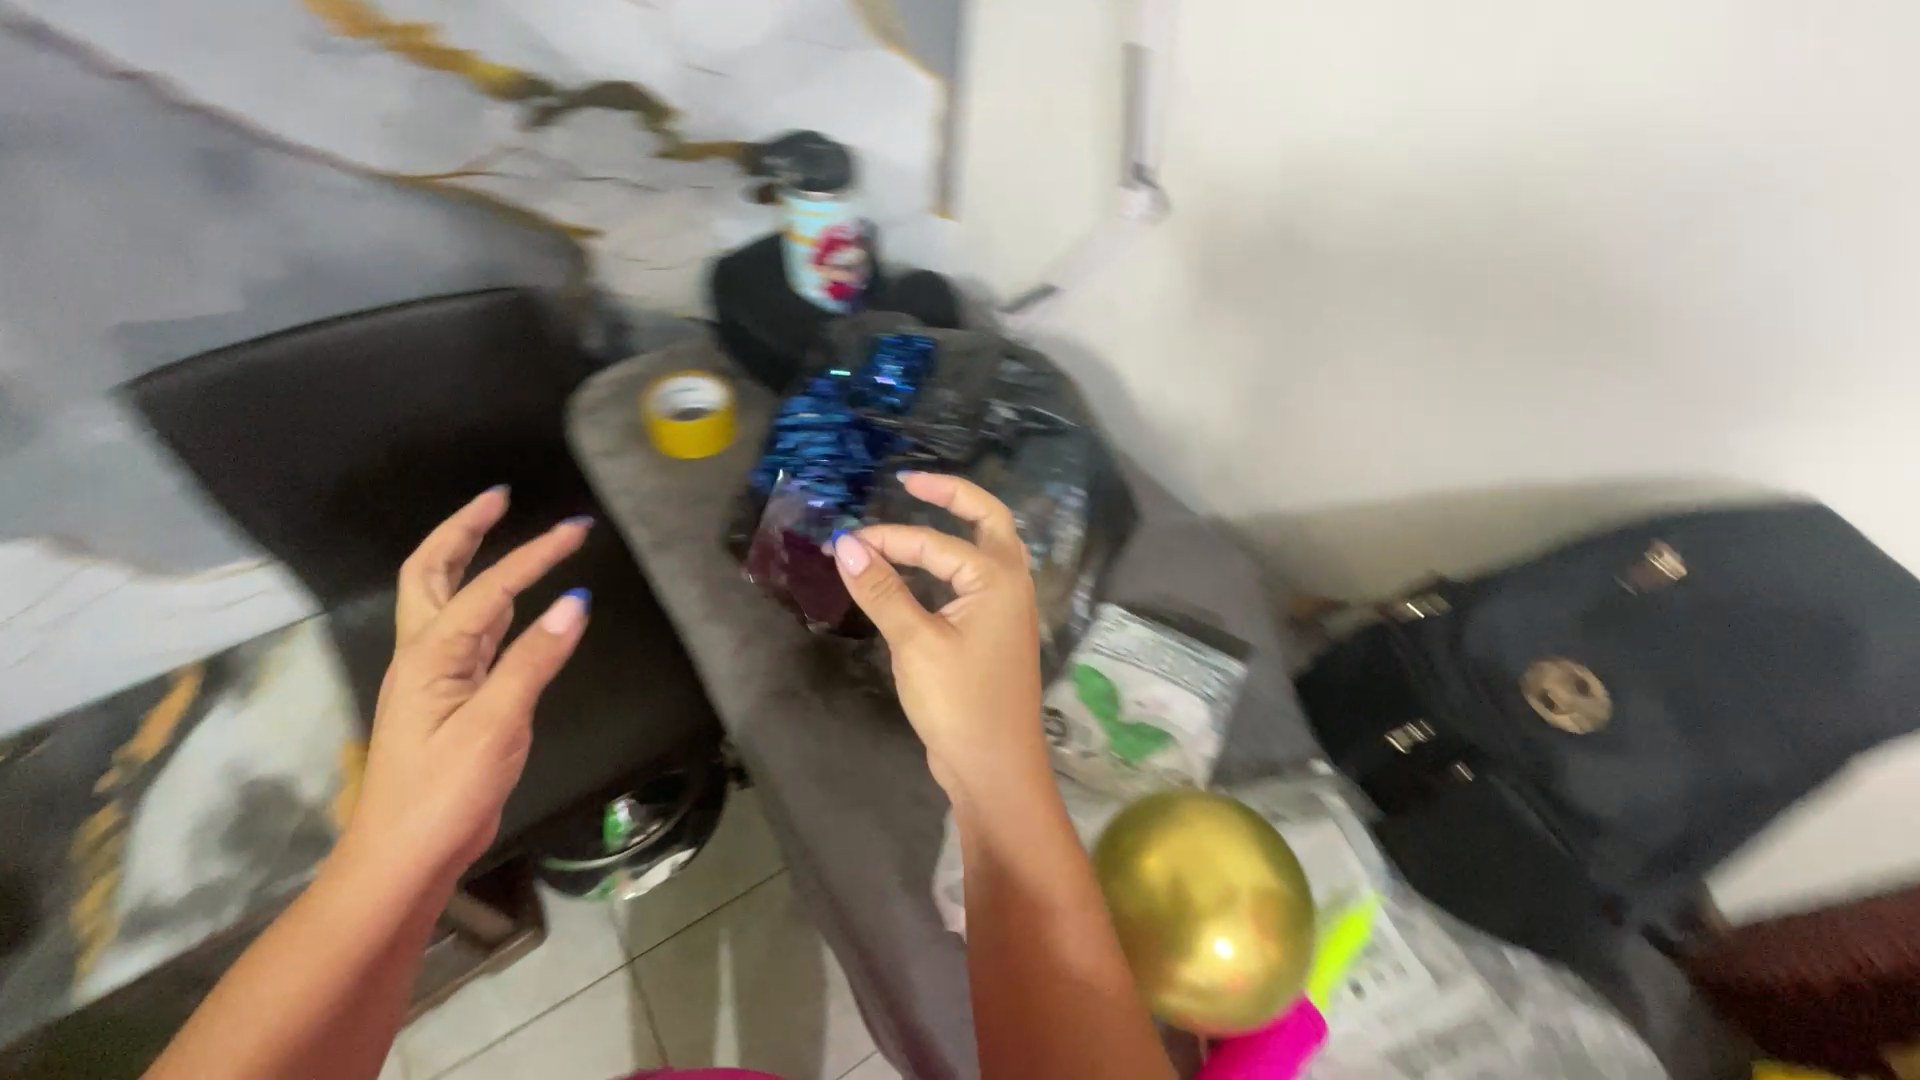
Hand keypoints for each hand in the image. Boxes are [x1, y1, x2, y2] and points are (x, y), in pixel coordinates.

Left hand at [340, 487, 592, 886]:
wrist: (405, 856)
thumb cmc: (444, 793)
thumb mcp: (494, 727)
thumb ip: (534, 661)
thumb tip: (575, 602)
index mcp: (430, 657)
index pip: (488, 590)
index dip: (533, 557)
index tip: (577, 531)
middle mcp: (425, 654)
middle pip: (431, 573)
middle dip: (463, 530)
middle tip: (500, 498)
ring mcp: (435, 676)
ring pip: (447, 599)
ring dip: (471, 558)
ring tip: (504, 531)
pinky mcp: (453, 696)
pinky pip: (473, 632)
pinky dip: (494, 602)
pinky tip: (518, 601)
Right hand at [831, 473, 1046, 802]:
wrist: (995, 768)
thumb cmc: (959, 703)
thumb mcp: (914, 643)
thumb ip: (882, 590)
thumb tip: (847, 543)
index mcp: (998, 578)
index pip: (934, 543)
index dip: (887, 539)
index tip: (843, 543)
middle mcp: (1011, 584)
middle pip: (988, 520)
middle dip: (951, 496)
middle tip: (910, 481)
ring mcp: (1008, 609)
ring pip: (987, 550)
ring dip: (957, 528)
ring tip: (918, 512)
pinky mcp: (996, 632)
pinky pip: (977, 580)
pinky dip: (953, 564)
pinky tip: (926, 570)